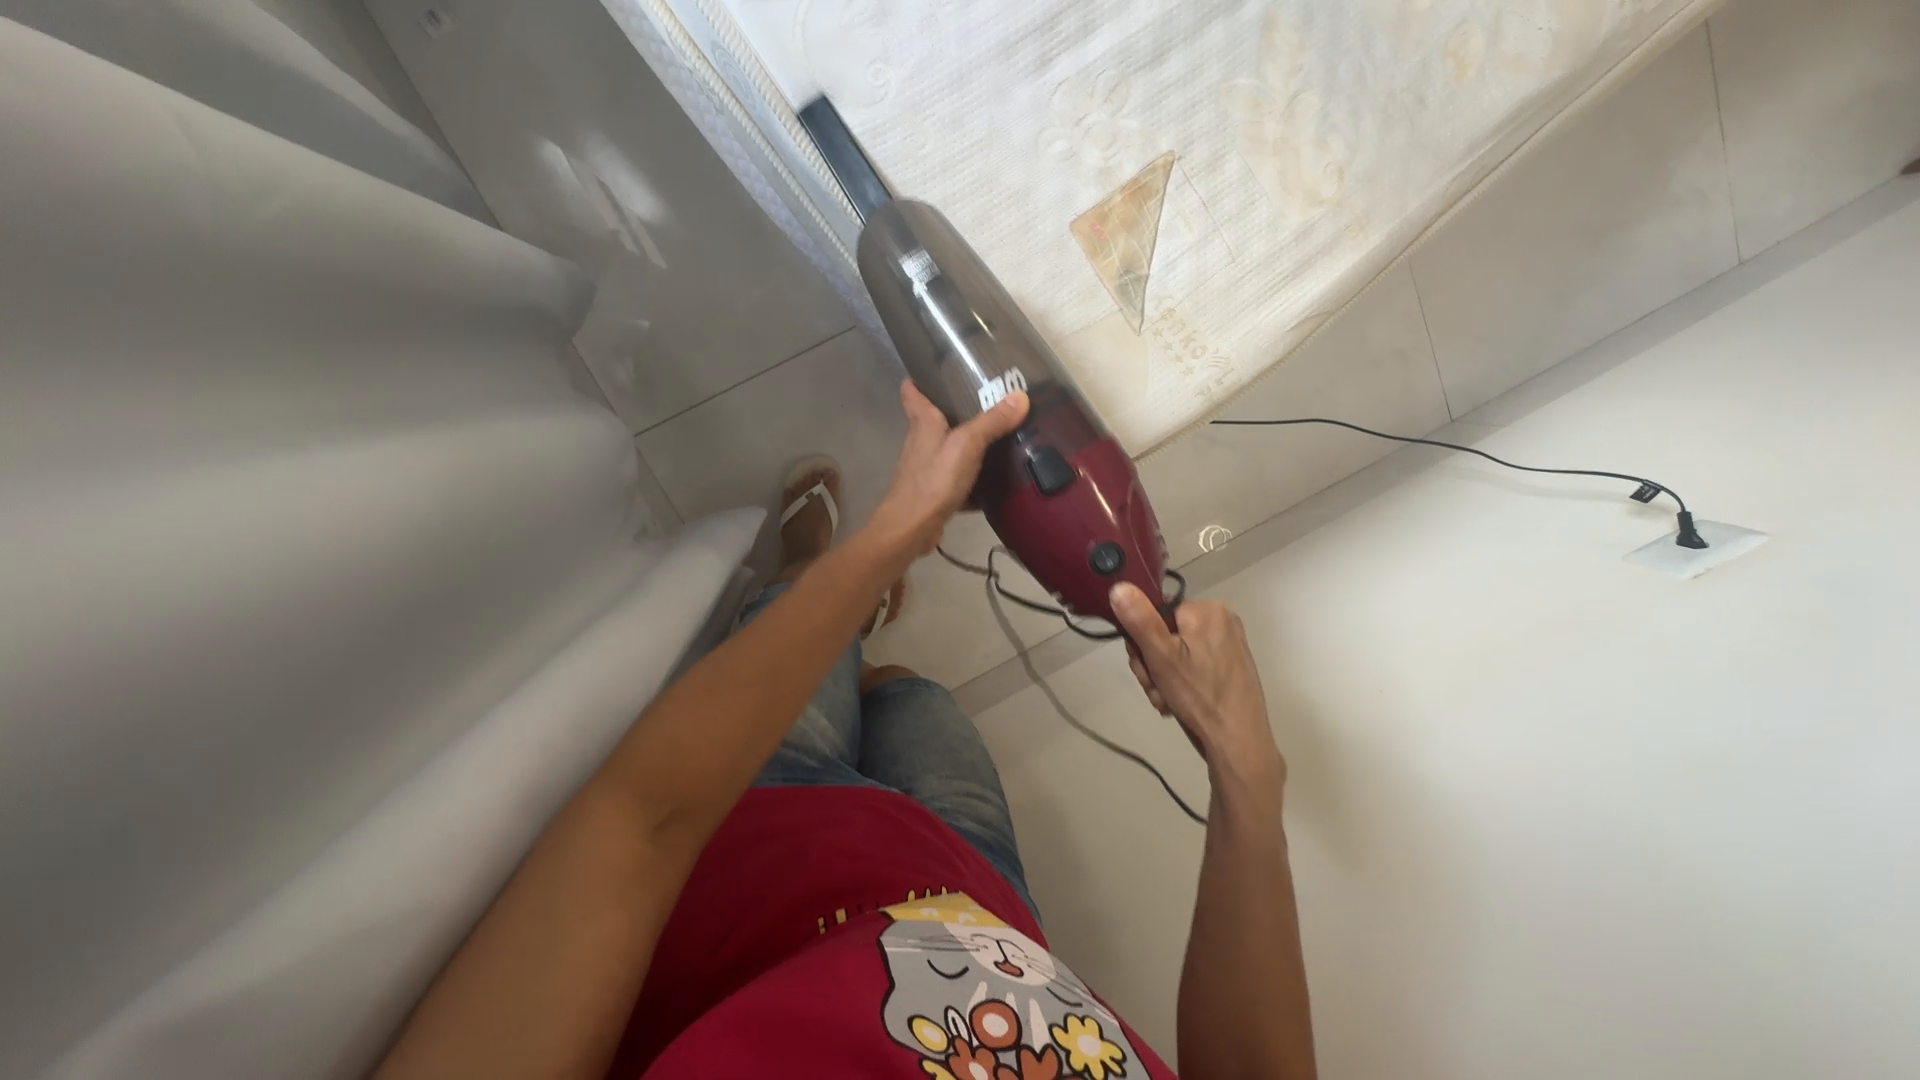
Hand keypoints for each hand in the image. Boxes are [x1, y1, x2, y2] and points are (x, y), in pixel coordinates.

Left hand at [864, 380, 1028, 559]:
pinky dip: (973, 478)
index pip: (912, 391)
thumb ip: (991, 422)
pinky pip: (957, 479)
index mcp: (923, 423)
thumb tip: (1020, 396)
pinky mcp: (935, 492)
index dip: (921, 376)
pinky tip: (995, 480)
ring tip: (999, 434)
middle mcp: (921, 441)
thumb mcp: (966, 445)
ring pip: (948, 448)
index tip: (940, 367)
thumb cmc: (933, 481)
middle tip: (987, 398)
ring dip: (967, 443)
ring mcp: (927, 468)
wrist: (911, 529)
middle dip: (956, 407)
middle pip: (935, 418)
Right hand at [1109, 584, 1282, 779]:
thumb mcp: (1161, 656)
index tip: (1145, 667)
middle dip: (1153, 664)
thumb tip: (1119, 585)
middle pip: (1164, 633)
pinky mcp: (1230, 664)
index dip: (1142, 641)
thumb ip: (1139, 619)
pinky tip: (1180, 702)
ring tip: (1169, 700)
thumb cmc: (1199, 696)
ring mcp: (1228, 643)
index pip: (1155, 613)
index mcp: (1206, 609)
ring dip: (1163, 678)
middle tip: (1158, 688)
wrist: (1238, 741)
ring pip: (1175, 652)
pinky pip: (1193, 664)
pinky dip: (1181, 682)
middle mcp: (1221, 619)